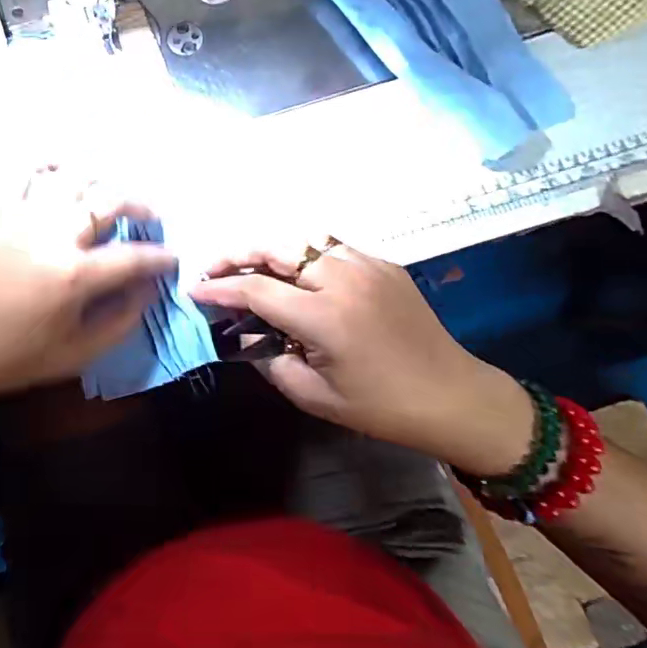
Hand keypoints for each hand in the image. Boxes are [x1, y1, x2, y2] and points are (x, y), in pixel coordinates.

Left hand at [0, 167, 176, 421]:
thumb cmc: (16, 356)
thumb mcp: (79, 353)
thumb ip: (122, 318)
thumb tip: (148, 287)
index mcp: (73, 273)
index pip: (132, 256)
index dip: (160, 257)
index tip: (172, 259)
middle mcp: (49, 233)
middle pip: (105, 199)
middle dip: (136, 205)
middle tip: (148, 218)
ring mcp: (18, 218)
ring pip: (65, 176)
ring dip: (93, 181)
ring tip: (103, 195)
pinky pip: (20, 178)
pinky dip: (43, 172)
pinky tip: (55, 180)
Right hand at [189, 243, 533, 476]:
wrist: (451, 395)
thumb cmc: (381, 406)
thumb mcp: (315, 396)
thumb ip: (271, 361)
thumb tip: (248, 334)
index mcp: (323, 315)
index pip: (257, 289)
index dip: (220, 288)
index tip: (195, 290)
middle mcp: (343, 278)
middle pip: (277, 247)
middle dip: (239, 254)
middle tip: (215, 269)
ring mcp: (368, 265)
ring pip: (306, 241)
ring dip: (273, 250)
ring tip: (253, 268)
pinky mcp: (385, 265)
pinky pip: (335, 249)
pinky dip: (308, 255)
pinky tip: (299, 274)